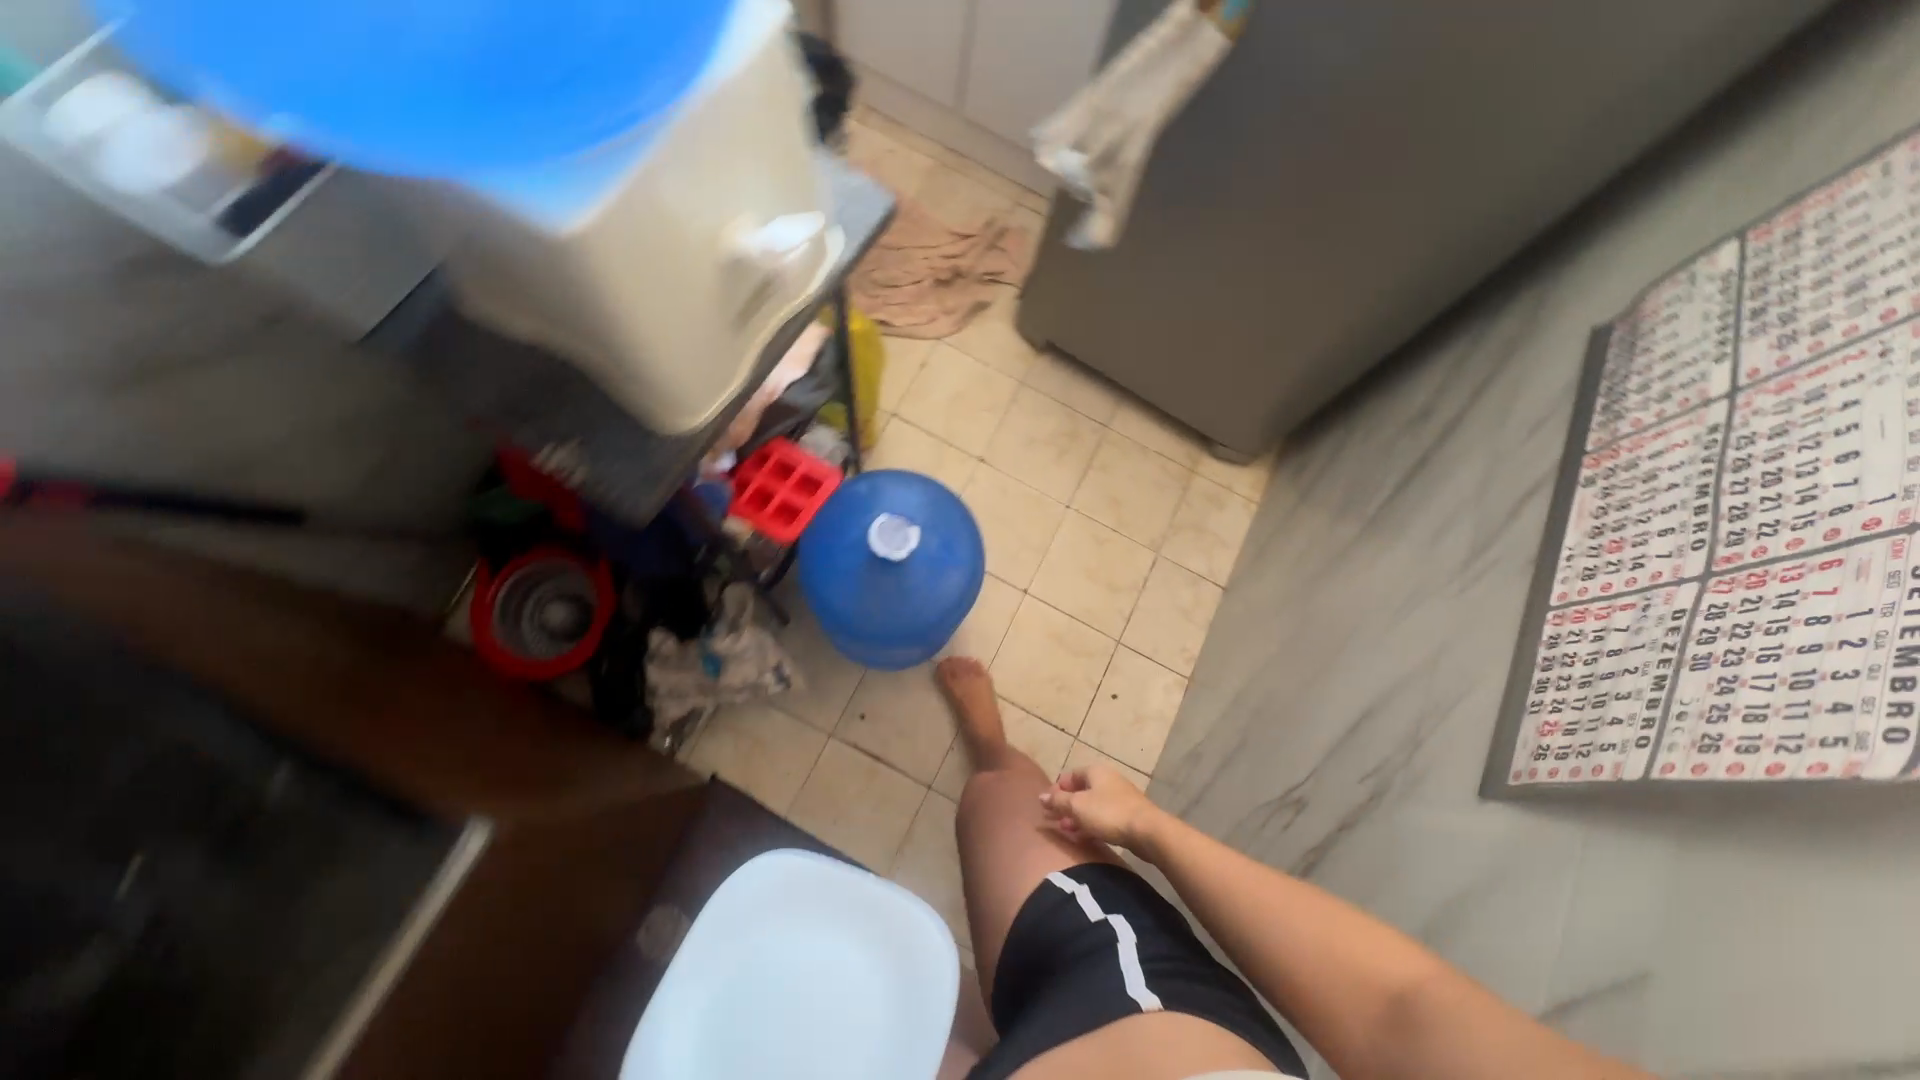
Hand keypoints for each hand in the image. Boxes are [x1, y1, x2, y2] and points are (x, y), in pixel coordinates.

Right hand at [1039, 764, 1165, 852]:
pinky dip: (1091, 824)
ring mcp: (1118, 797)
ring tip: (1066, 830)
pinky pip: (1103, 817)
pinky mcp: (1126, 815)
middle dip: (1066, 805)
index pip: (1070, 775)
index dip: (1057, 788)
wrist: (1147, 831)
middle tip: (1053, 820)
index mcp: (1095, 771)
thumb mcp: (1078, 806)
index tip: (1047, 805)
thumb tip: (1041, 796)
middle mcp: (1107, 780)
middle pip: (1081, 791)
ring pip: (1091, 805)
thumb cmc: (1108, 813)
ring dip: (1077, 816)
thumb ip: (1058, 801)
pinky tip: (1083, 836)